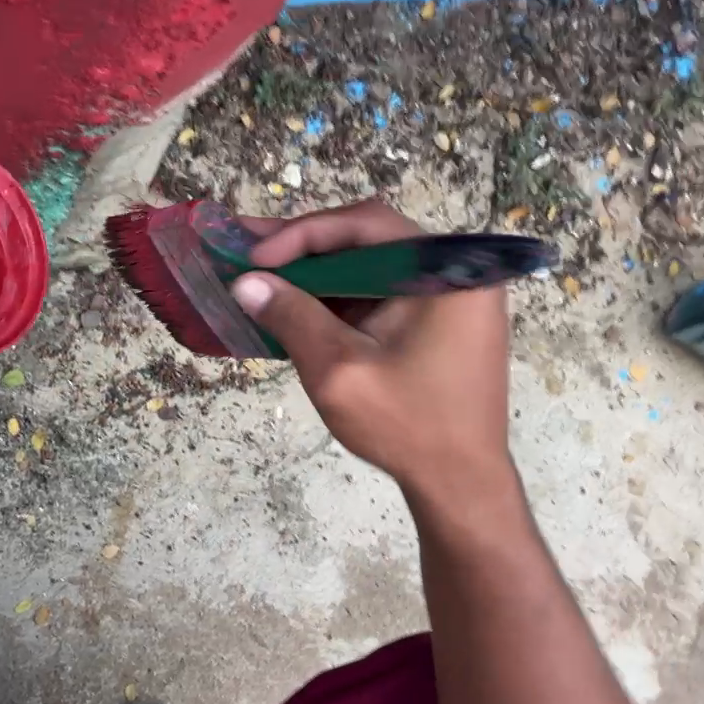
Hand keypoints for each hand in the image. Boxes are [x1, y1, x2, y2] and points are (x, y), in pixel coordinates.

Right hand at [231, 199, 517, 502]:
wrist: (458, 478)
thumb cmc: (404, 424)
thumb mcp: (337, 370)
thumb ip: (292, 318)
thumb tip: (245, 283)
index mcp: (445, 271)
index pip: (365, 225)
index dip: (301, 234)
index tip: (252, 258)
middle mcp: (454, 271)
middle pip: (367, 239)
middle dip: (302, 247)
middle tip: (246, 251)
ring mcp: (447, 296)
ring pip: (369, 266)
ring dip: (314, 273)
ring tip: (259, 278)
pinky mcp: (434, 321)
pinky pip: (377, 293)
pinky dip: (334, 298)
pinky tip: (293, 308)